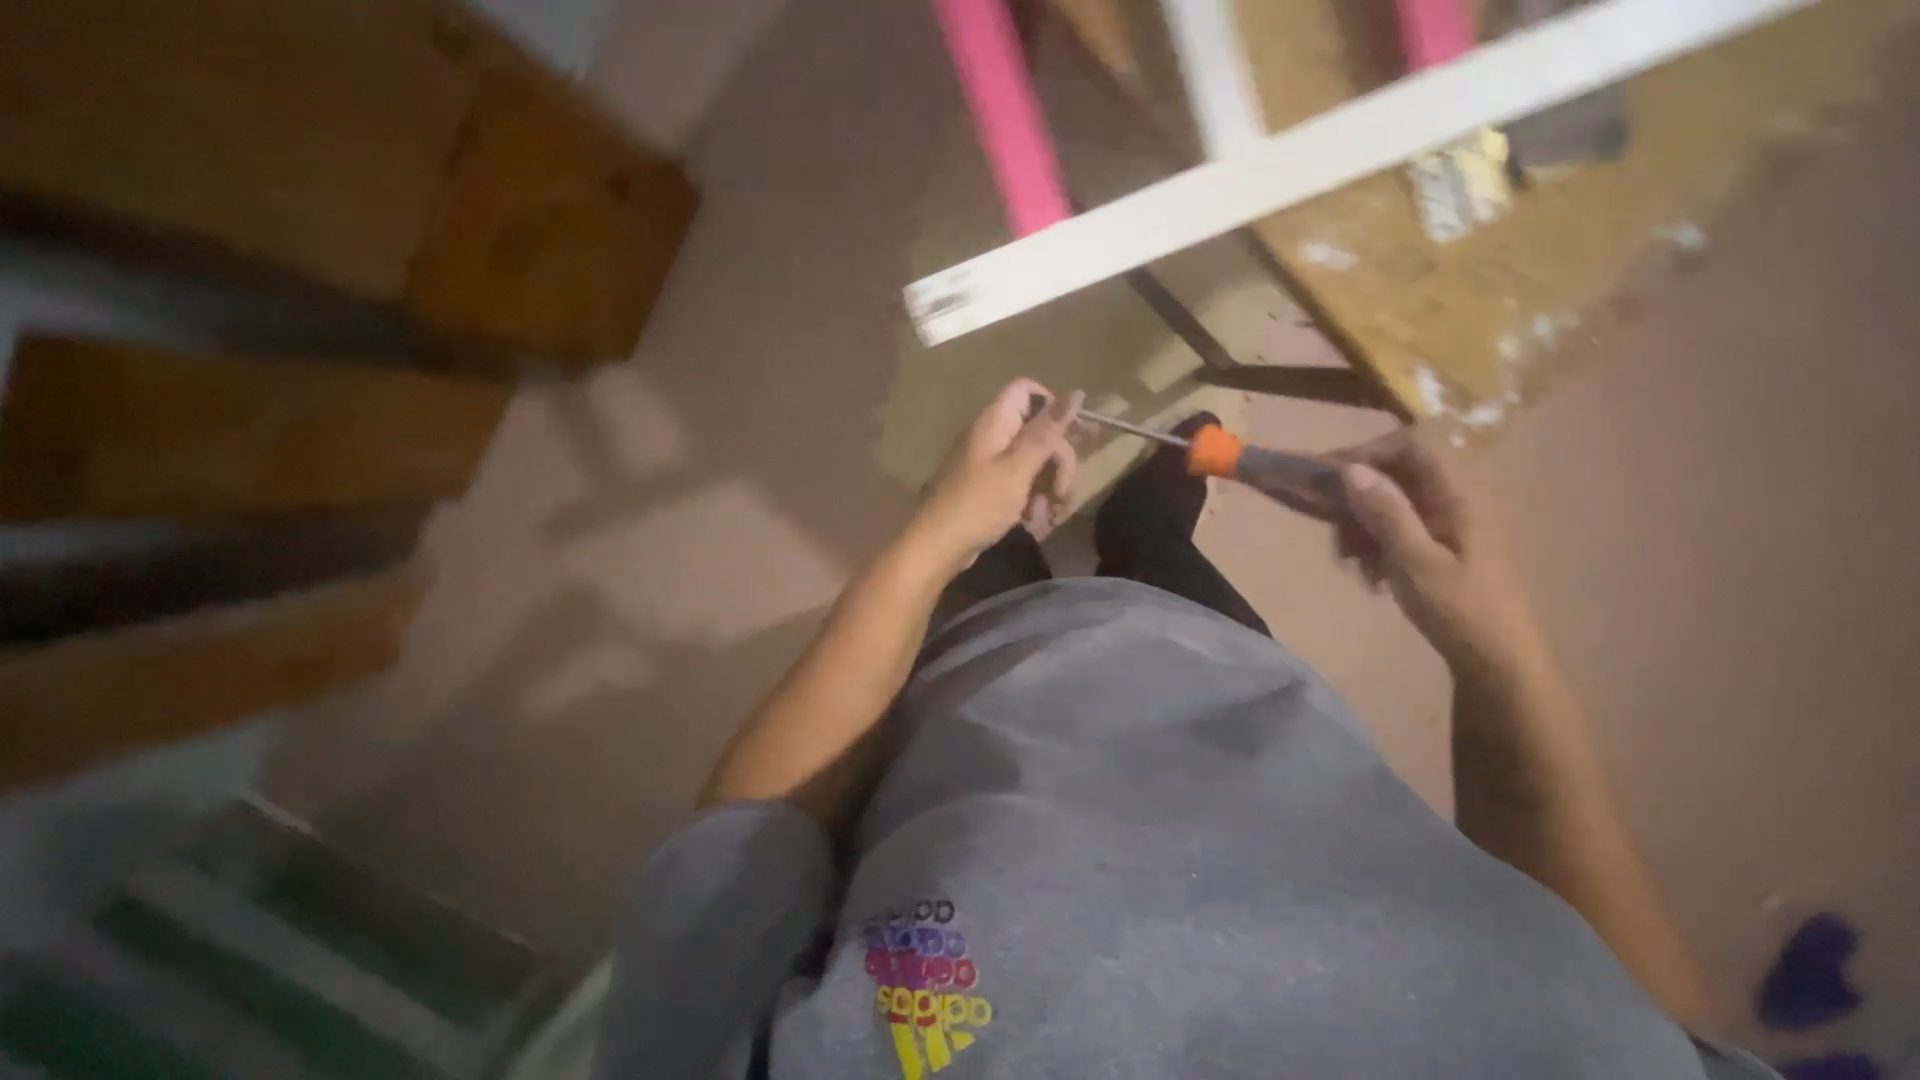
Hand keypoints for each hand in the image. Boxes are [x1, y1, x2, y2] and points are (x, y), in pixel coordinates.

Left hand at [909, 379, 1082, 570]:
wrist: (938, 545)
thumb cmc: (977, 504)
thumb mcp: (1018, 468)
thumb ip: (1047, 432)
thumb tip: (1077, 393)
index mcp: (996, 422)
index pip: (1028, 391)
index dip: (1053, 407)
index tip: (1071, 436)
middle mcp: (994, 436)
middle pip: (1039, 431)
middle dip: (1058, 463)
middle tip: (1062, 493)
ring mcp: (992, 463)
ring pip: (1036, 462)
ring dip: (1049, 488)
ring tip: (1048, 516)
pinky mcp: (991, 487)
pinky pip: (1023, 484)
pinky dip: (1033, 501)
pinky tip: (1035, 522)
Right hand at [1318, 428, 1545, 676]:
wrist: (1500, 660)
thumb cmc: (1461, 610)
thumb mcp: (1415, 563)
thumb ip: (1386, 513)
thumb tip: (1350, 469)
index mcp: (1458, 494)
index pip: (1411, 443)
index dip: (1368, 452)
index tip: (1331, 481)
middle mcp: (1457, 496)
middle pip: (1397, 469)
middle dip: (1358, 495)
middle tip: (1335, 533)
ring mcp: (1451, 519)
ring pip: (1393, 498)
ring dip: (1363, 522)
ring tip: (1351, 561)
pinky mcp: (1444, 541)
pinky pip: (1400, 523)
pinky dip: (1376, 540)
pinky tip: (1370, 574)